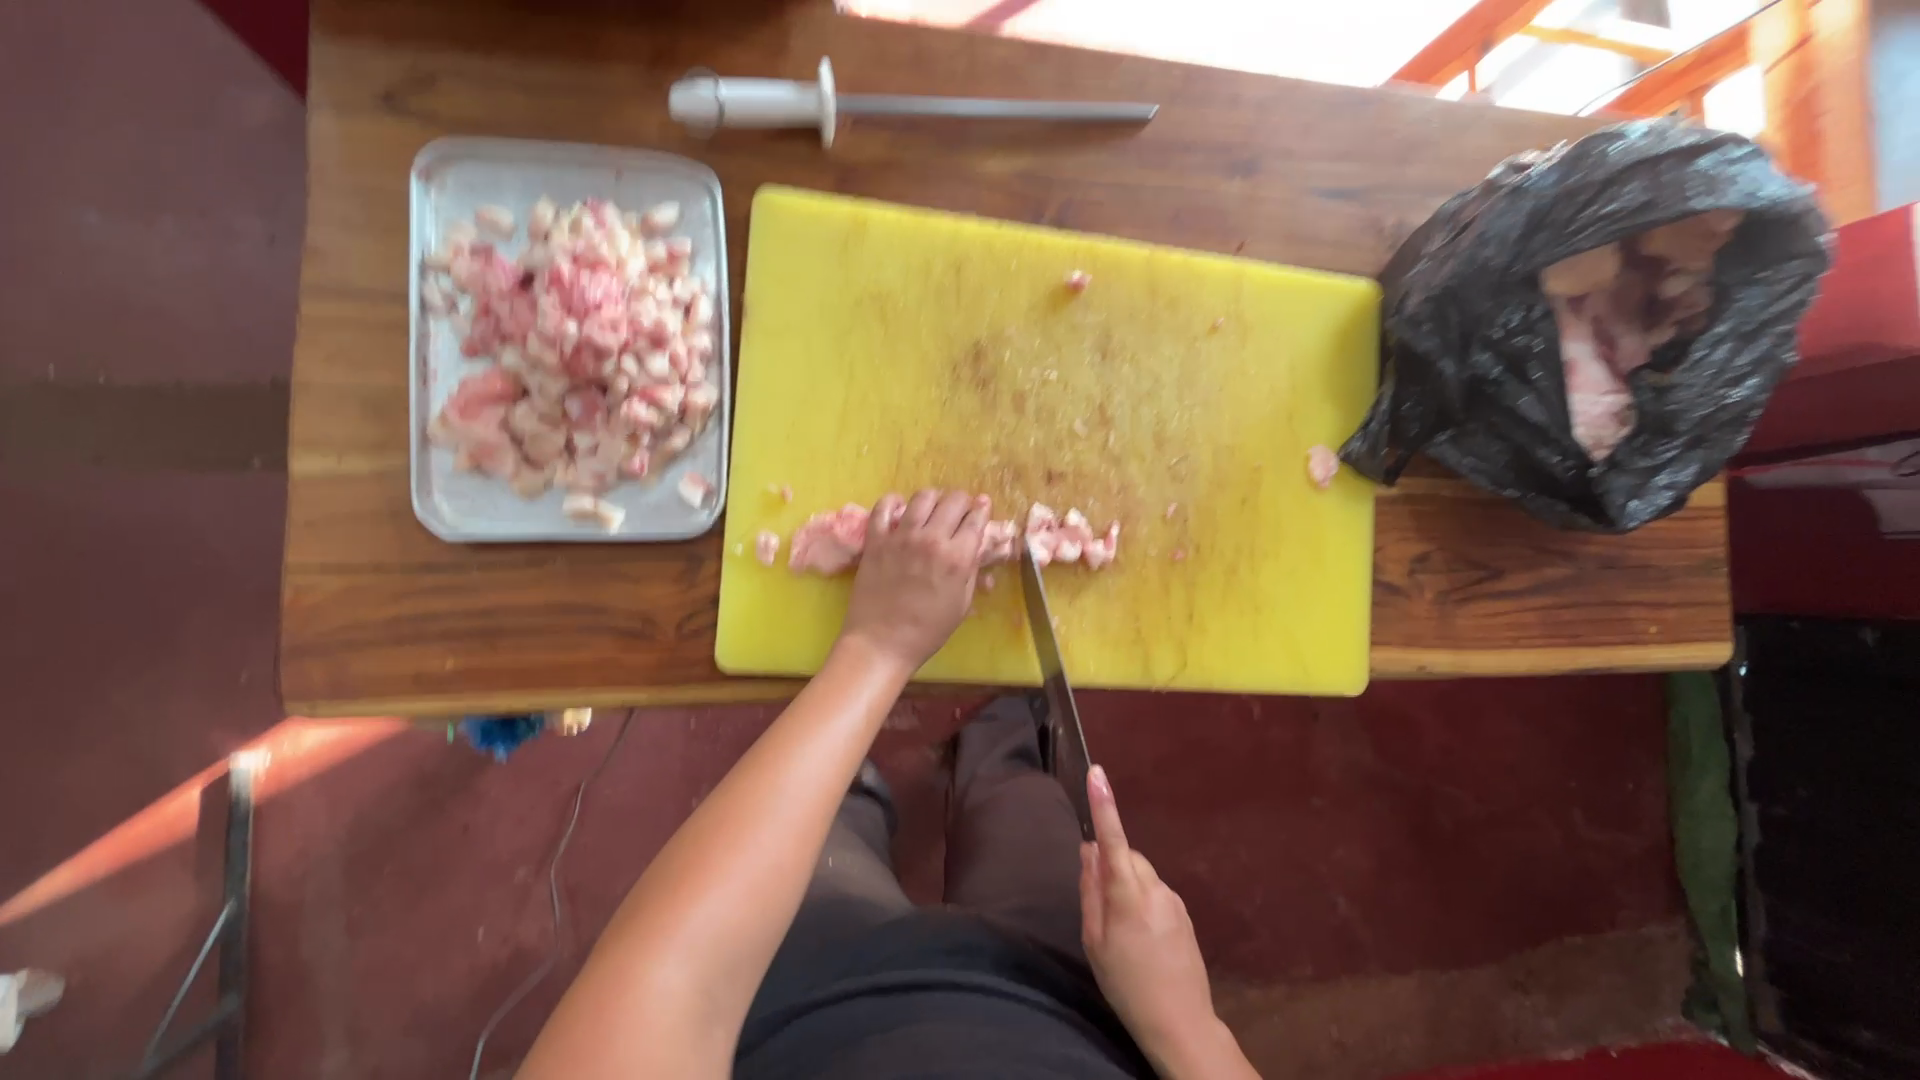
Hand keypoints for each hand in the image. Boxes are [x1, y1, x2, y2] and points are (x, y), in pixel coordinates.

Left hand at [839, 489, 991, 675]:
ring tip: (932, 509)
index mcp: (957, 557)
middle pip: (953, 500)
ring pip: (923, 497)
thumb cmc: (928, 631)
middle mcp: (931, 539)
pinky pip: (884, 507)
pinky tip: (899, 509)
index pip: (975, 519)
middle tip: (959, 511)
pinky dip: (893, 502)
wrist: (882, 642)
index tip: (982, 507)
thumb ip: (971, 571)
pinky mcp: (876, 540)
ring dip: (933, 499)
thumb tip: (977, 548)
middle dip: (961, 502)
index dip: (982, 510)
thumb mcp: (961, 604)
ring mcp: (901, 536)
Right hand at [1081, 766, 1249, 1078]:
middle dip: (1111, 867)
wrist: (1181, 1022)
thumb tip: (1088, 850)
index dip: (1103, 804)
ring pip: (1141, 875)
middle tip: (1100, 910)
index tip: (1097, 771)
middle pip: (1127, 856)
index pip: (1112, 839)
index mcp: (1126, 895)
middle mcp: (1154, 887)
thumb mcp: (1094, 942)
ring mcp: (1173, 899)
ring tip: (1123, 935)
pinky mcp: (1184, 912)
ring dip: (1127, 888)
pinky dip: (1142, 902)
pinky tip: (1142, 940)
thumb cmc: (1126, 984)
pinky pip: (1155, 892)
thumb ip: (1090, 891)